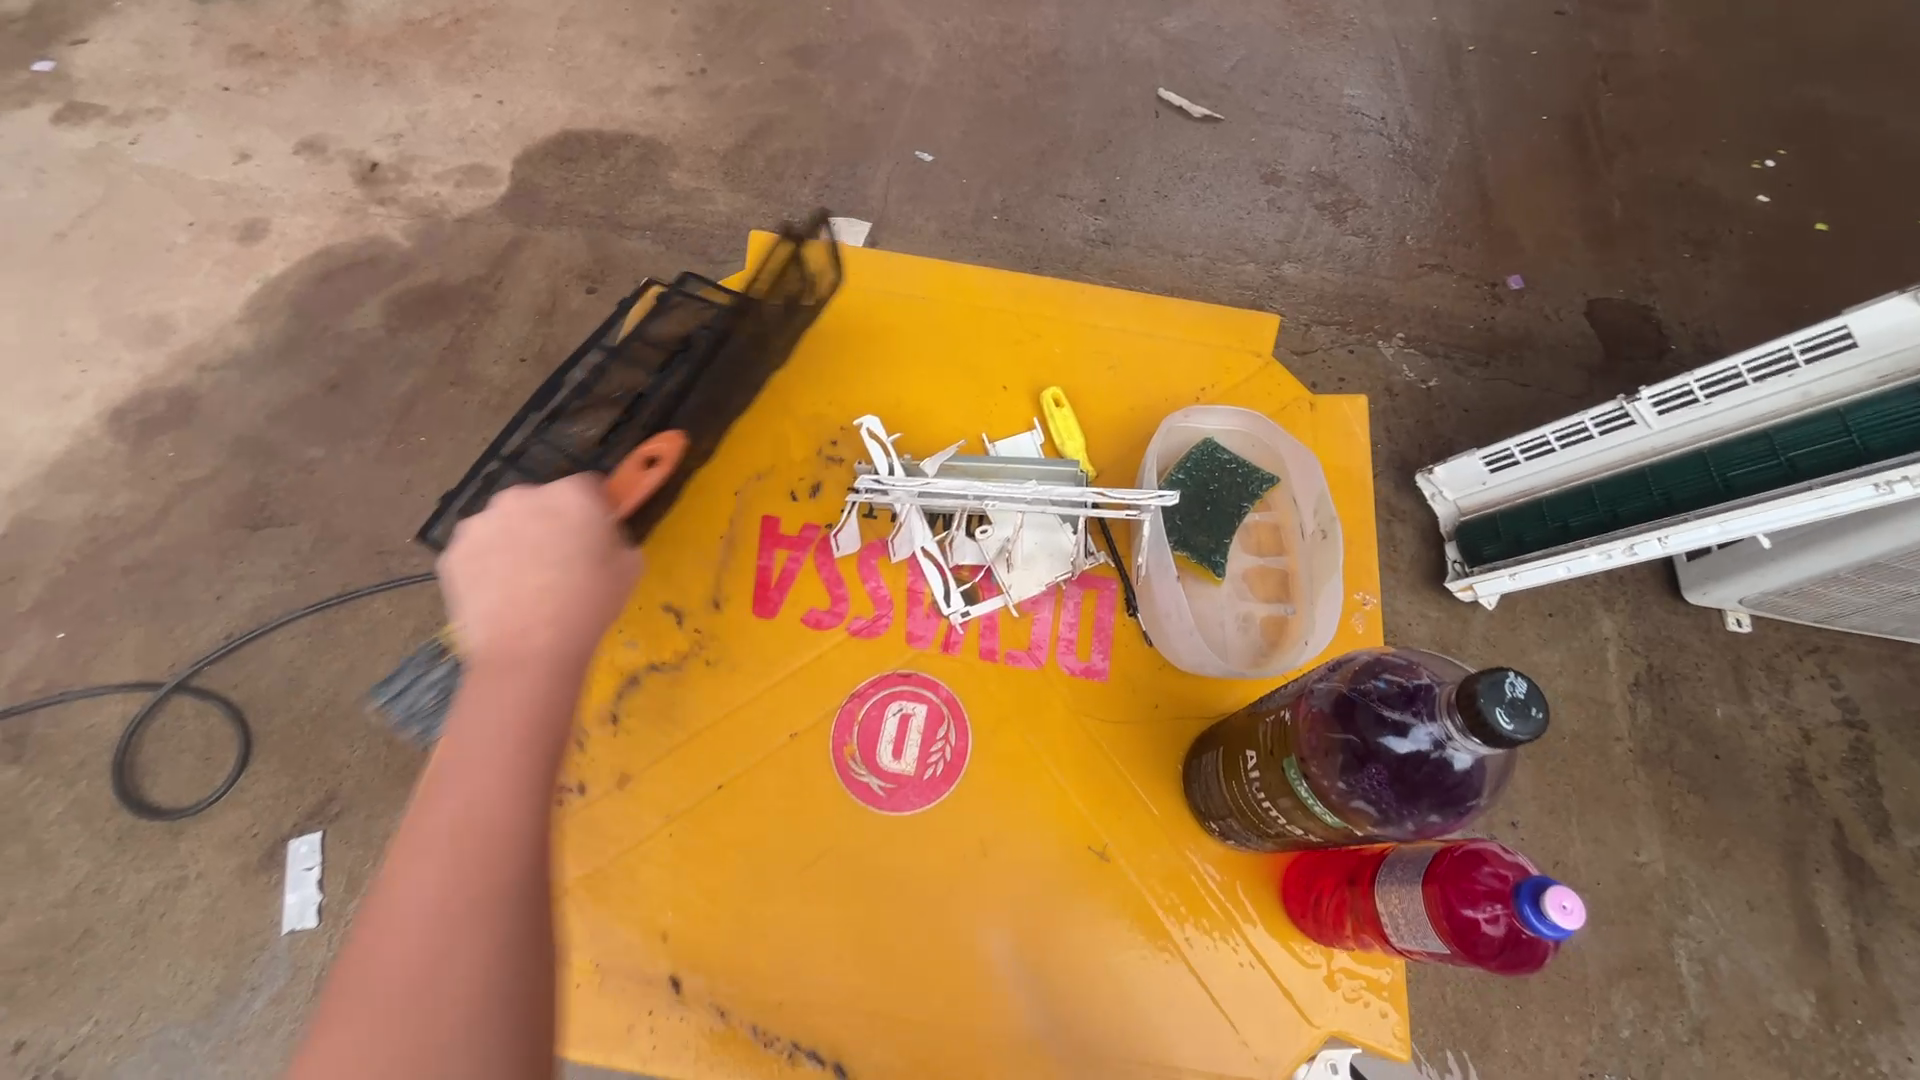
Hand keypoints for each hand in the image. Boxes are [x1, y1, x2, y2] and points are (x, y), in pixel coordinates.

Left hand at [437, 475, 640, 675]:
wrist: (529, 648)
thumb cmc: (590, 604)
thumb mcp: (631, 567)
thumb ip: (616, 538)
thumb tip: (601, 538)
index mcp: (571, 494)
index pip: (589, 486)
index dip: (596, 509)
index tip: (598, 534)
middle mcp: (521, 496)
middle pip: (542, 501)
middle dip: (552, 522)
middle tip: (562, 560)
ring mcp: (480, 523)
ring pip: (506, 524)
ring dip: (517, 541)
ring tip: (528, 581)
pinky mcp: (452, 552)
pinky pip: (479, 551)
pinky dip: (489, 564)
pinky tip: (503, 594)